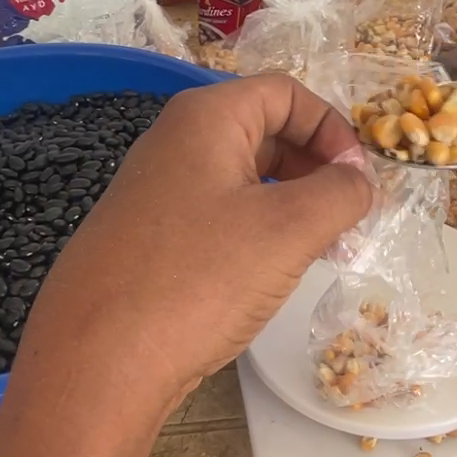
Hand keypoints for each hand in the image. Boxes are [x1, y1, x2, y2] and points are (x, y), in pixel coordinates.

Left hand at [15, 73, 374, 409]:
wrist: (97, 363)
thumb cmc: (199, 280)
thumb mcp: (287, 230)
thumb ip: (339, 192)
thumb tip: (359, 179)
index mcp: (205, 119)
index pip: (287, 93)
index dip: (333, 129)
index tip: (359, 183)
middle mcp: (174, 142)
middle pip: (265, 131)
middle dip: (316, 168)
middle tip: (347, 220)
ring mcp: (155, 191)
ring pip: (242, 178)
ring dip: (291, 203)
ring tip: (320, 250)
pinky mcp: (148, 237)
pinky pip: (217, 215)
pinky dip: (256, 231)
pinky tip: (270, 273)